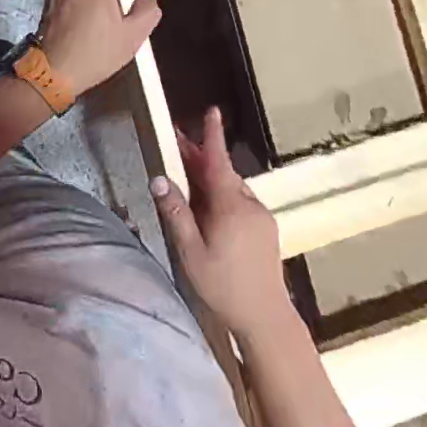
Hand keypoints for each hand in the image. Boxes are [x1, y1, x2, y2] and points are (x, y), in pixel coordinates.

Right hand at [152, 107, 296, 338]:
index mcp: (230, 206)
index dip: (213, 136)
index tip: (212, 111)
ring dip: (212, 177)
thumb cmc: (223, 286)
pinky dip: (224, 194)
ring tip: (189, 176)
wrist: (265, 315)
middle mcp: (249, 204)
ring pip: (233, 188)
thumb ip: (177, 213)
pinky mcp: (266, 228)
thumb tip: (159, 179)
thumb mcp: (191, 252)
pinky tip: (211, 207)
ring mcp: (261, 216)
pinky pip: (242, 201)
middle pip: (222, 173)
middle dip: (201, 157)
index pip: (218, 161)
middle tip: (177, 145)